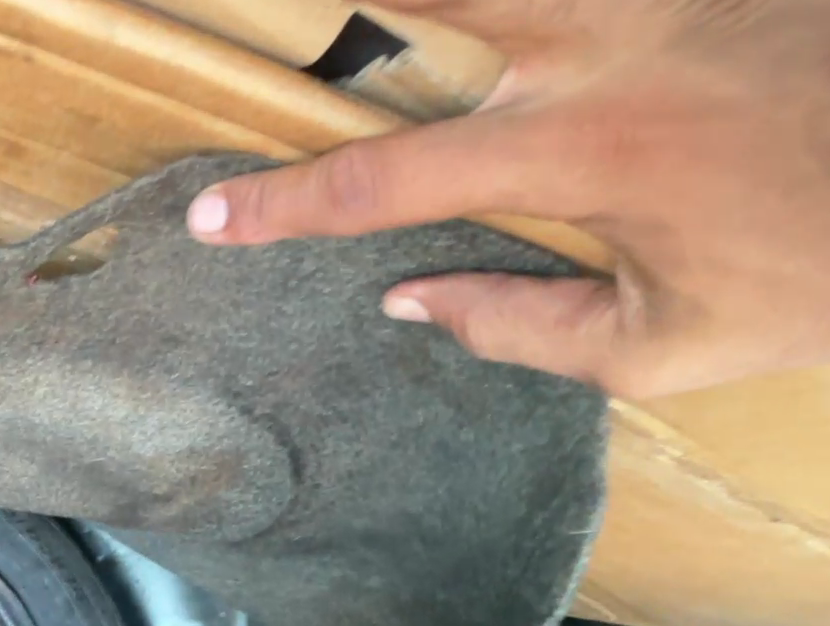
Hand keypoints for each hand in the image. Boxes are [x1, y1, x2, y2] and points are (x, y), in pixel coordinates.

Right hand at [186, 0, 829, 398]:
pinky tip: (457, 24)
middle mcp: (618, 45)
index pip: (385, 181)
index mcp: (587, 152)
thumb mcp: (665, 343)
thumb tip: (407, 299)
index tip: (208, 216)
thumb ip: (519, 327)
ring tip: (356, 26)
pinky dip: (499, 3)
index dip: (283, 202)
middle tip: (267, 25)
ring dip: (419, 0)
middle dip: (342, 12)